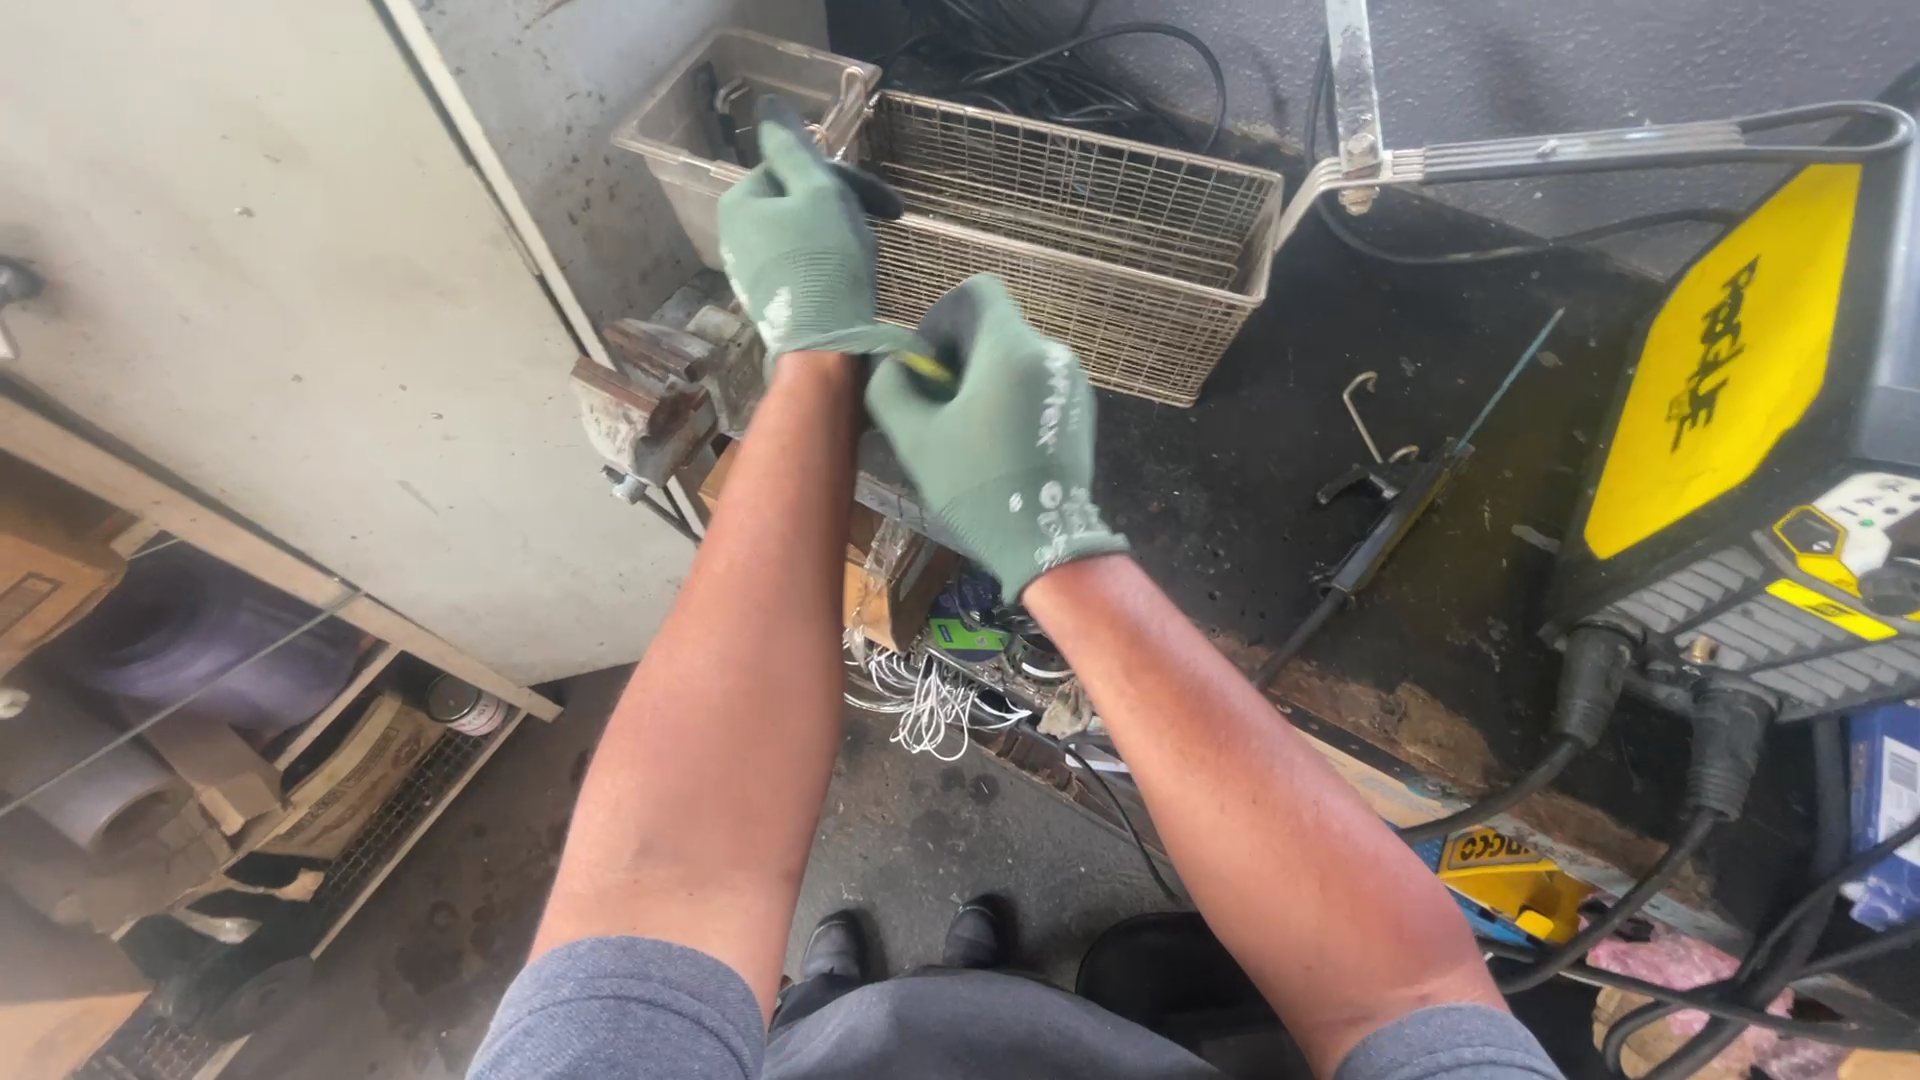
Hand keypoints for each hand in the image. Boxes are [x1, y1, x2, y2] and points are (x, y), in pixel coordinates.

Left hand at [717, 98, 916, 360]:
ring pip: (809, 237)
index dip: (849, 182)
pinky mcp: (774, 304)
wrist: (826, 350)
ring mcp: (753, 273)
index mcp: (741, 202)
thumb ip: (795, 148)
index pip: (799, 170)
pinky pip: (806, 270)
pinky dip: (833, 270)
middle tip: (883, 235)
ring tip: (869, 263)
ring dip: (844, 241)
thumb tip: (768, 105)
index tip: (891, 208)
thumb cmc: (825, 265)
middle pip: (802, 204)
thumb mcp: (818, 193)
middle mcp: (737, 236)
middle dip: (847, 214)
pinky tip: (854, 286)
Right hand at [865, 274, 1127, 600]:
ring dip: (984, 380)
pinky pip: (1037, 384)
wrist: (1045, 540)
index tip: (929, 362)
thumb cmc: (977, 487)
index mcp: (1012, 349)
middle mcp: (1050, 353)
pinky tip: (999, 445)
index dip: (942, 315)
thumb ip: (892, 388)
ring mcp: (1072, 382)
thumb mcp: (917, 439)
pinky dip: (1010, 398)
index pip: (977, 291)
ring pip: (1015, 358)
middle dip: (958, 357)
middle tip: (938, 406)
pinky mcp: (1081, 410)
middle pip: (995, 328)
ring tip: (967, 432)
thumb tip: (894, 367)